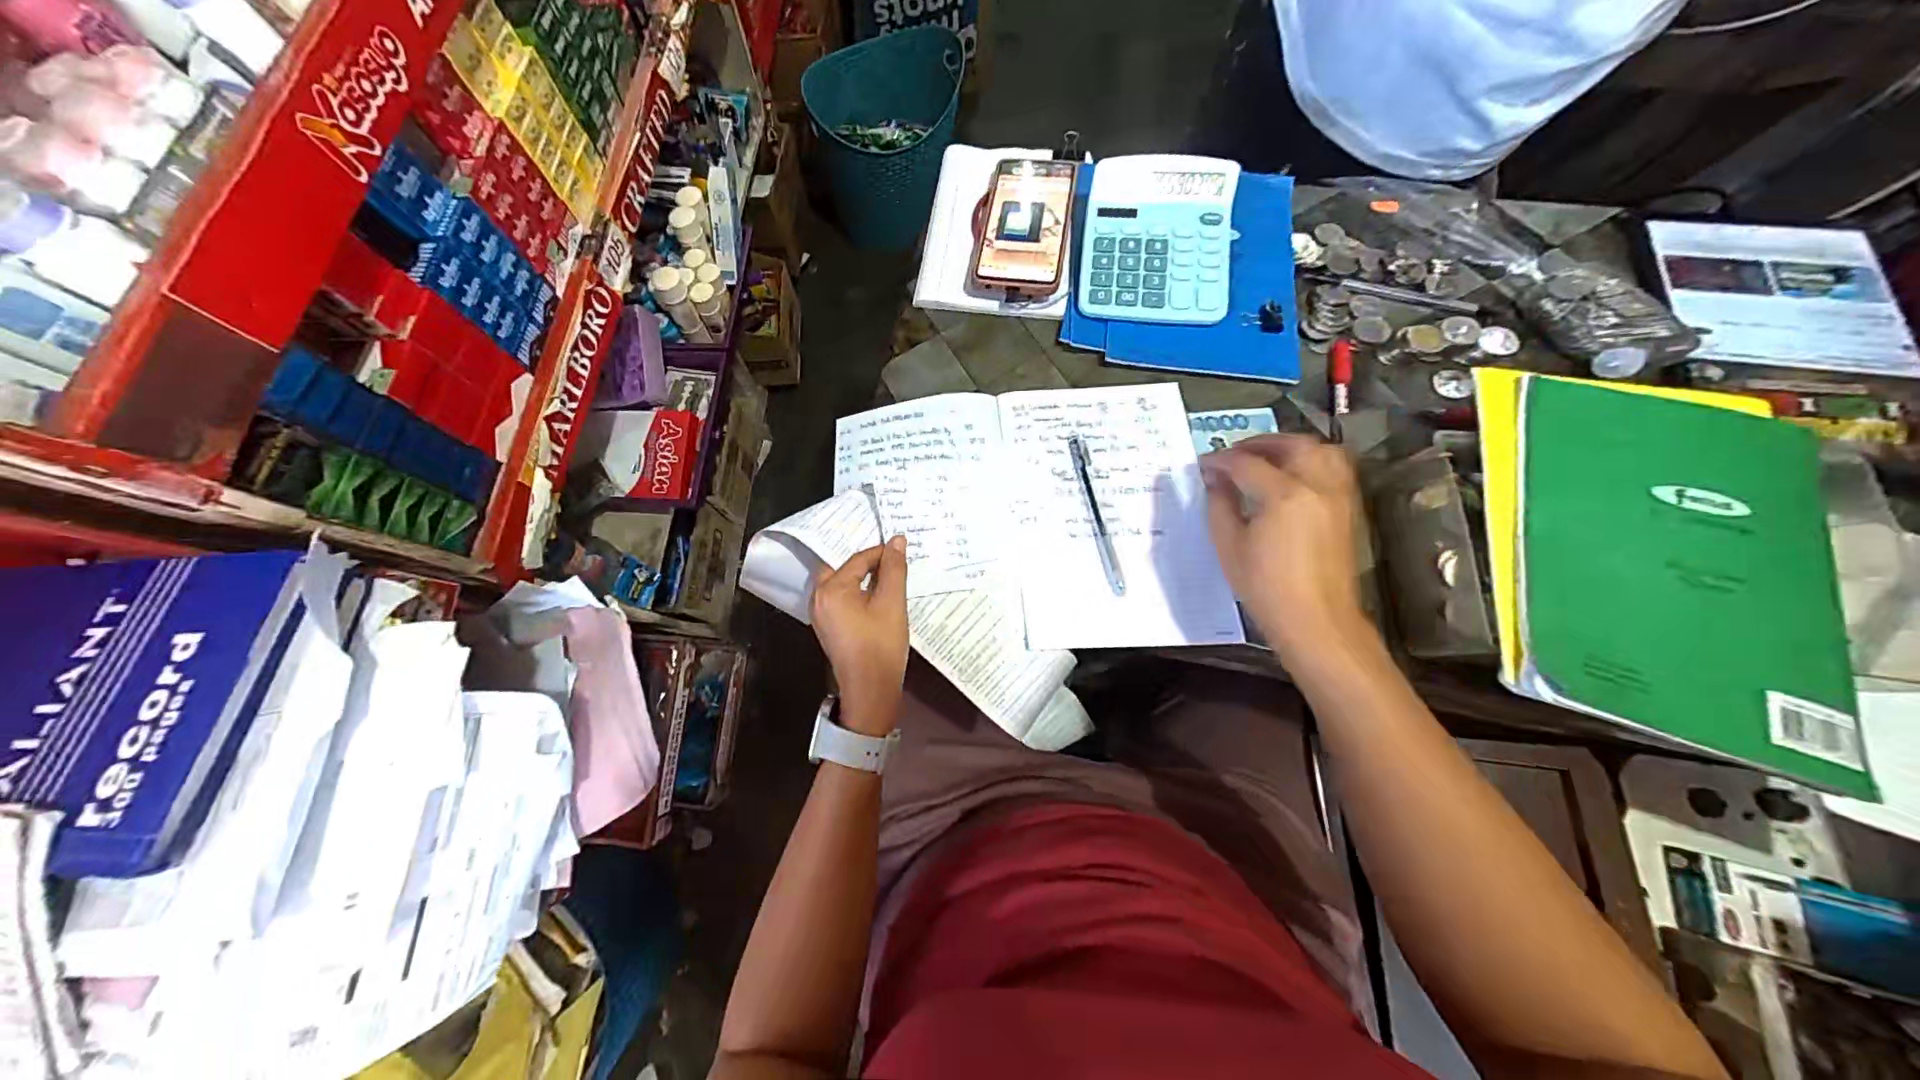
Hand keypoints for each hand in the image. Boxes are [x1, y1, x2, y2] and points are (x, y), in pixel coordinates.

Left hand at [810, 536, 909, 736]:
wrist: (870, 690)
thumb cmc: (881, 646)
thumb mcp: (892, 603)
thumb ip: (894, 569)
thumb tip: (896, 542)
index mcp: (831, 589)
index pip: (858, 559)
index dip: (882, 552)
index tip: (902, 550)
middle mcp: (819, 598)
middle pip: (843, 567)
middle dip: (867, 561)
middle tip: (891, 555)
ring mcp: (822, 614)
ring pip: (842, 584)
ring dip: (863, 577)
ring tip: (889, 574)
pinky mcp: (829, 627)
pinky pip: (842, 599)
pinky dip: (858, 593)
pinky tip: (878, 595)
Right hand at [1201, 435, 1371, 663]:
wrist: (1315, 620)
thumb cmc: (1265, 587)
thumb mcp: (1229, 546)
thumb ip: (1220, 504)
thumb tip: (1215, 479)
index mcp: (1284, 495)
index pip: (1246, 463)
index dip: (1221, 461)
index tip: (1203, 465)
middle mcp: (1317, 485)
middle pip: (1290, 445)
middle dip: (1258, 444)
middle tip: (1234, 454)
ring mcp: (1338, 495)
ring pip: (1320, 450)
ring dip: (1290, 446)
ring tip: (1266, 458)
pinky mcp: (1348, 507)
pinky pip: (1334, 467)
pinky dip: (1312, 460)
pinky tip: (1292, 475)